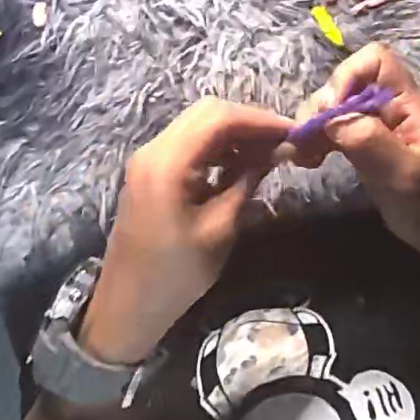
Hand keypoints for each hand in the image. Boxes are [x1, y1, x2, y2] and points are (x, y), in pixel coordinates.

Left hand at [81, 98, 293, 364]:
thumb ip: (247, 181)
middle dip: (248, 121)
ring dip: (234, 132)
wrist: (126, 307)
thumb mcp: (220, 230)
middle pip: (208, 112)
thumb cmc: (175, 275)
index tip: (293, 131)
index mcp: (167, 163)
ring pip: (199, 123)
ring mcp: (150, 157)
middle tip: (282, 141)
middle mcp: (154, 149)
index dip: (259, 119)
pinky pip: (190, 141)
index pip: (219, 118)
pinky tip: (241, 163)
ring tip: (267, 153)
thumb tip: (277, 150)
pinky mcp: (152, 168)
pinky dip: (218, 144)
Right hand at [292, 43, 419, 258]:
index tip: (332, 112)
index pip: (375, 59)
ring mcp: (374, 122)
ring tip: (300, 154)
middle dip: (321, 106)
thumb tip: (332, 118)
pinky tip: (305, 160)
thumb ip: (372, 143)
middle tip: (306, 140)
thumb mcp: (406, 175)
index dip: (348, 76)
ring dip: (311, 125)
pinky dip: (313, 139)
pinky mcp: (361, 142)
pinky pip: (331, 127)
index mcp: (408, 102)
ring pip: (333, 104)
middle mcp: (388, 104)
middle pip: (346, 81)